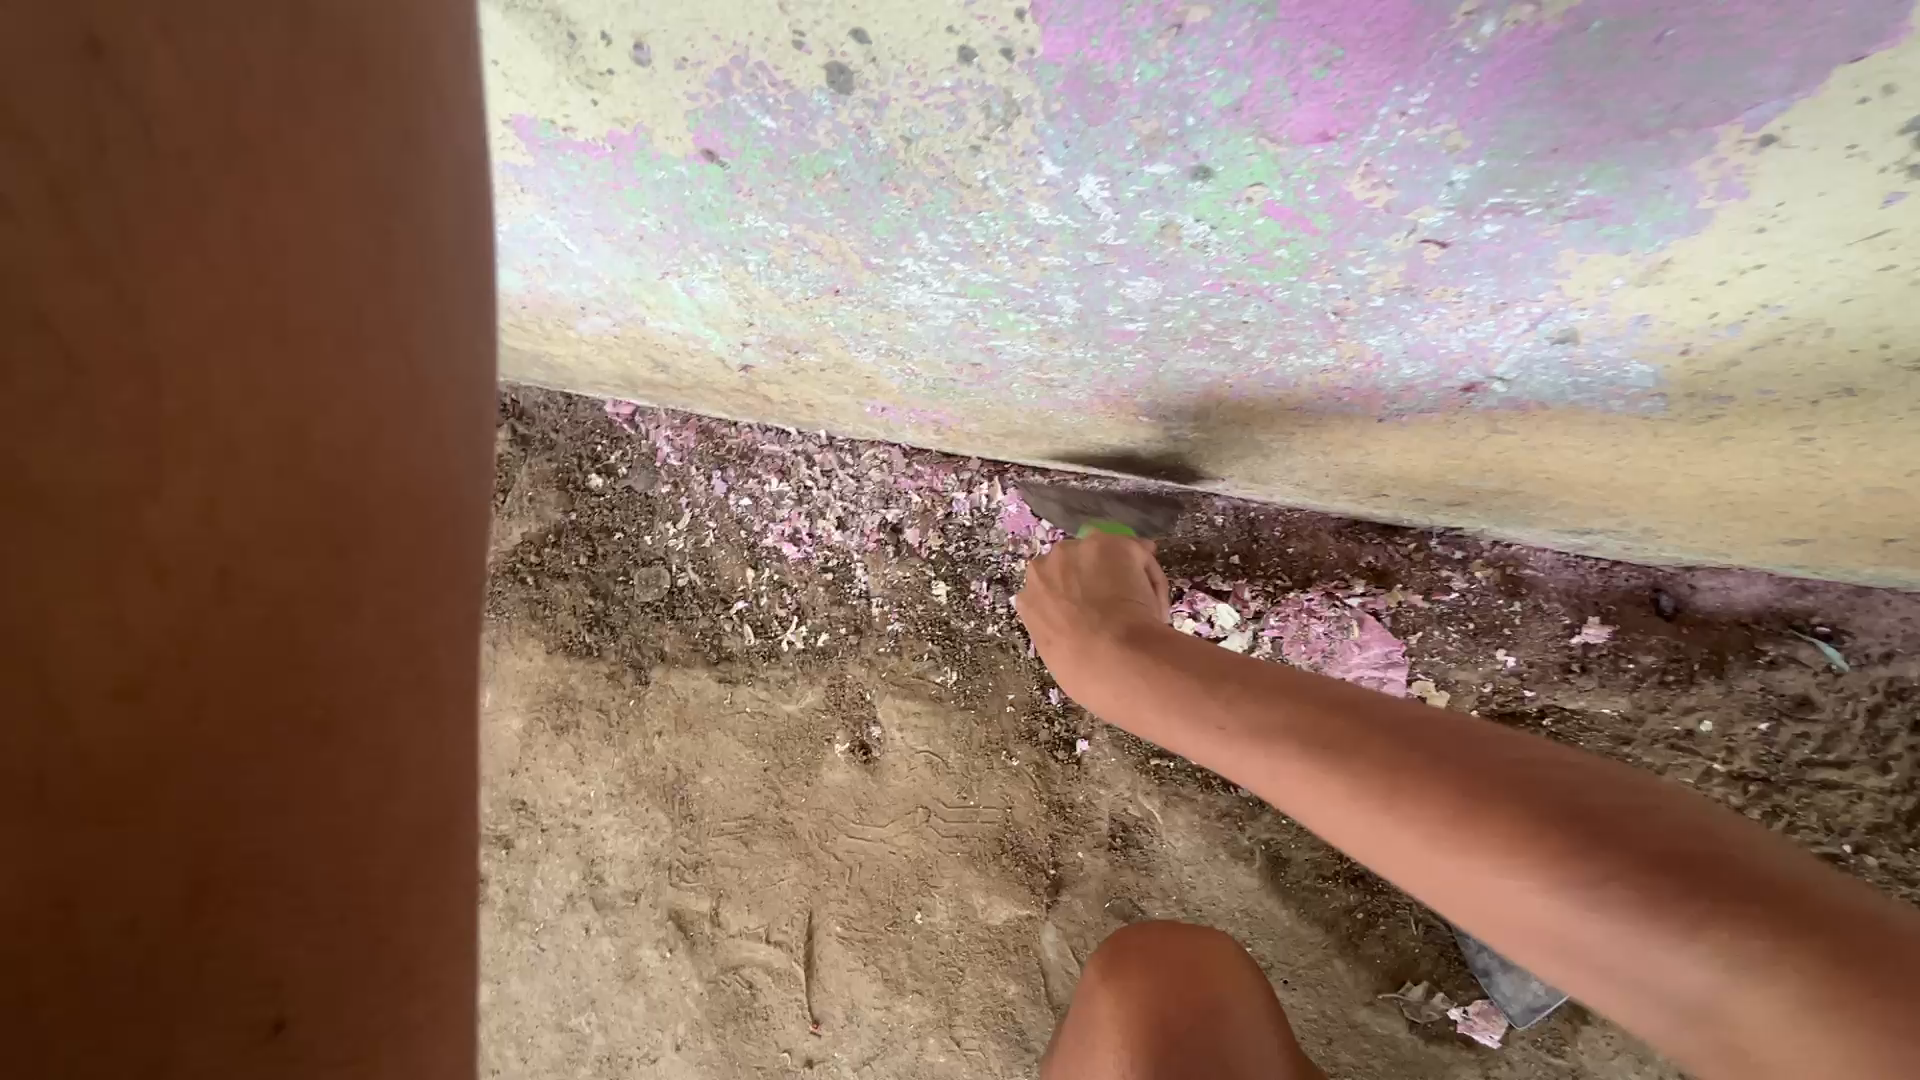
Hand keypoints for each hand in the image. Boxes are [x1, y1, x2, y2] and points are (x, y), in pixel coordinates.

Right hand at [1015, 532, 1169, 705]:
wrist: (1111, 656)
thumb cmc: (1082, 670)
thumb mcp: (1054, 654)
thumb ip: (1058, 632)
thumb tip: (1078, 631)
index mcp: (1029, 596)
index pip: (1050, 587)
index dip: (1073, 598)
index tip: (1090, 614)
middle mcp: (1050, 563)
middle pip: (1074, 562)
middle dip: (1093, 578)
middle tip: (1116, 606)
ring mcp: (1083, 550)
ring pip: (1106, 555)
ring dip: (1121, 573)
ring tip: (1142, 608)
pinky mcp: (1116, 545)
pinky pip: (1138, 553)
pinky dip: (1149, 574)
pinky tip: (1155, 602)